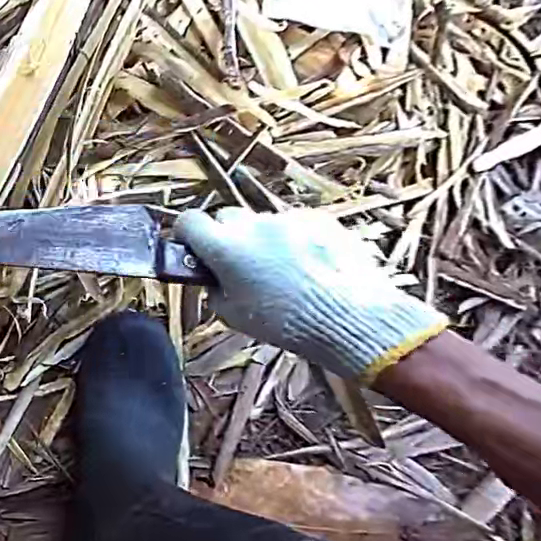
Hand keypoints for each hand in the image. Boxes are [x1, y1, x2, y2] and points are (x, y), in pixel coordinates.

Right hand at [173, 207, 446, 382]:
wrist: (352, 320)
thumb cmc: (283, 323)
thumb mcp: (231, 314)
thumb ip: (214, 287)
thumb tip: (213, 276)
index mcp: (223, 246)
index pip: (188, 220)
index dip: (187, 234)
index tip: (194, 249)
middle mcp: (252, 225)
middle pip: (225, 217)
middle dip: (226, 236)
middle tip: (238, 264)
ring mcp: (288, 219)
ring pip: (261, 222)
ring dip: (261, 239)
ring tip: (280, 271)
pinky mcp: (320, 220)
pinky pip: (294, 225)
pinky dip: (293, 240)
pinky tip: (306, 266)